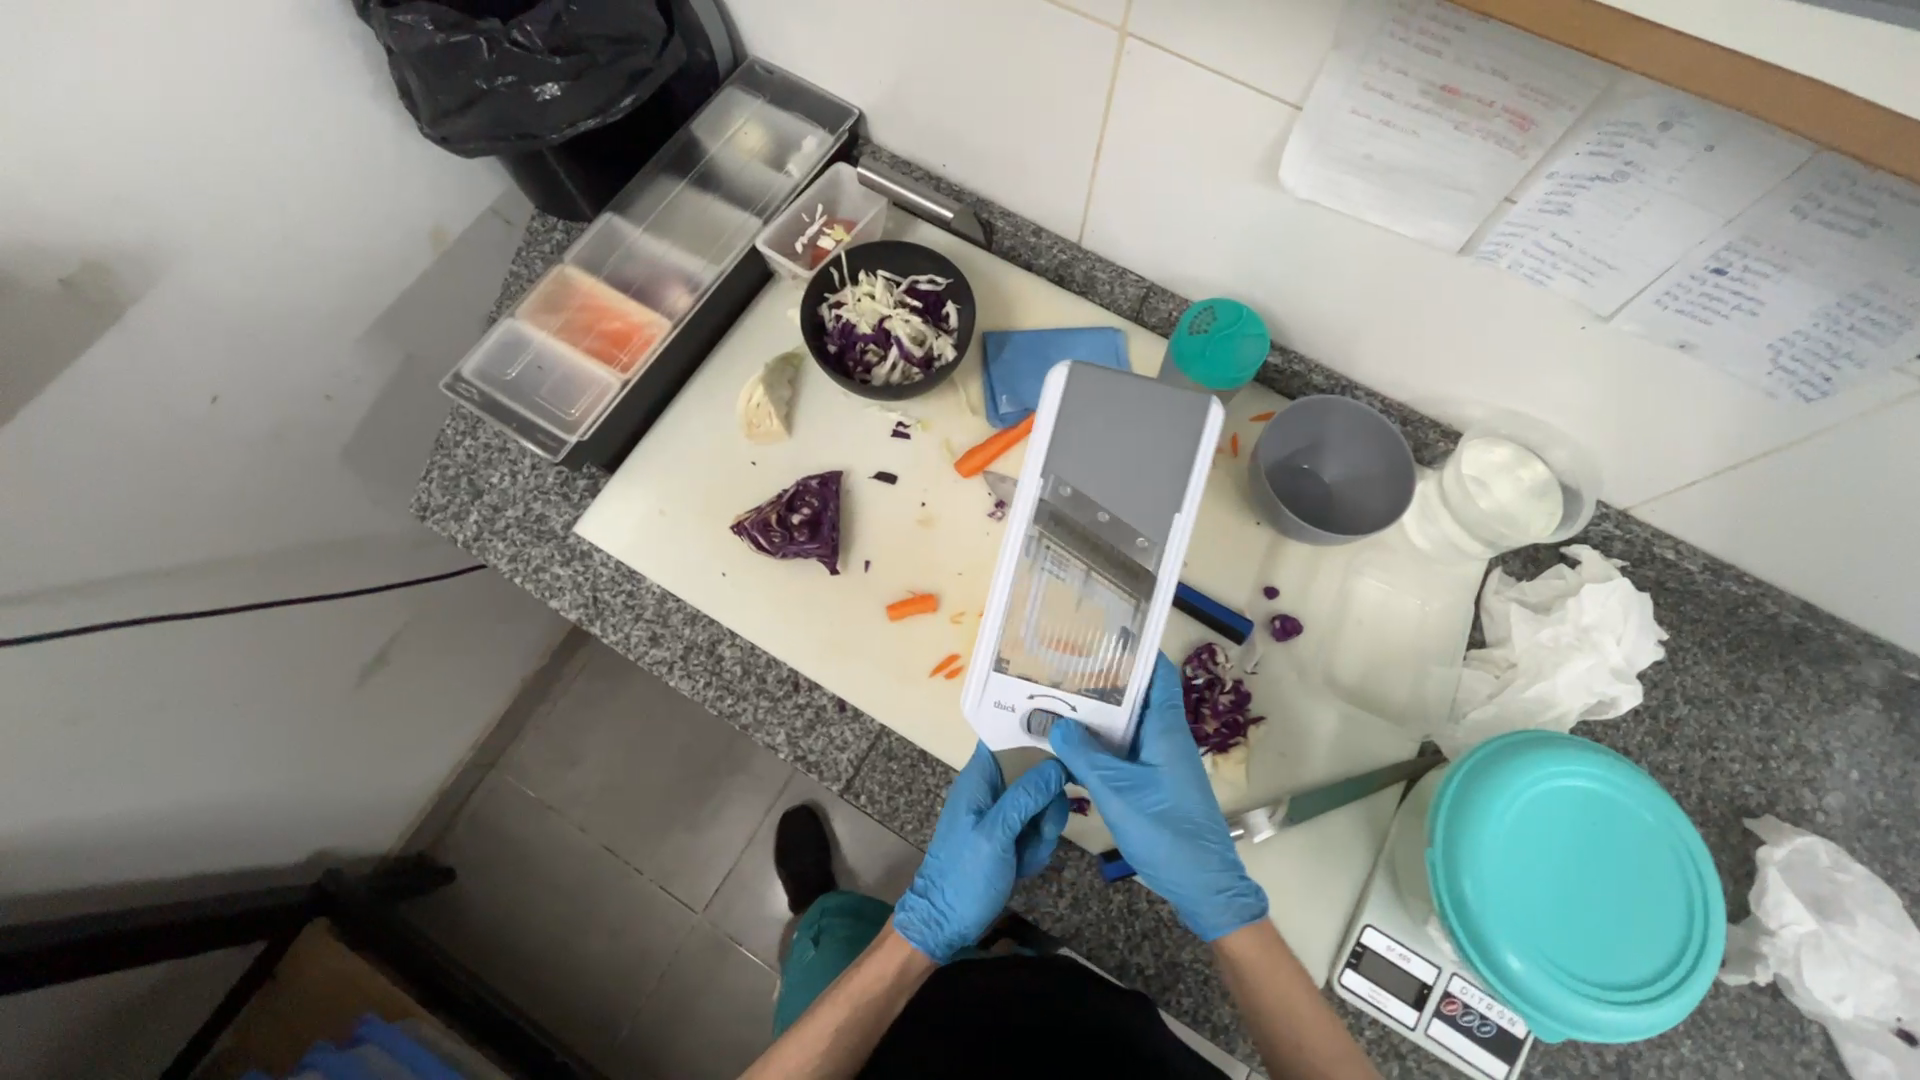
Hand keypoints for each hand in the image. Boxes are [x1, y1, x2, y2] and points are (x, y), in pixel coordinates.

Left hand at [892, 744, 1068, 962]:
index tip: (1064, 743)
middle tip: (1044, 829)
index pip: (1005, 734)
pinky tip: (1022, 867)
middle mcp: (991, 788)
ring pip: (1041, 803)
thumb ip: (1026, 797)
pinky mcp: (1009, 835)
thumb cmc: (964, 874)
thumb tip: (1057, 764)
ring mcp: (1001, 813)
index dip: (1033, 732)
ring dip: (1042, 832)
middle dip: (1046, 803)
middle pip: (1035, 772)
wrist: (945, 923)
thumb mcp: (996, 834)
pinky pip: (1037, 828)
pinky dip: (1036, 847)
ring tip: (1024, 857)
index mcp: (979, 777)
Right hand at [1049, 652, 1267, 941]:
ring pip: (1126, 724)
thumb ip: (1084, 755)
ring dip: (1097, 714)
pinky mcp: (1152, 781)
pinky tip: (1069, 745)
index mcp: (1166, 728)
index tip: (1100, 632)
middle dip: (1102, 680)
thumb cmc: (1166, 831)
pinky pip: (1122, 750)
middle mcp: (1165, 736)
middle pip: (1136, 695)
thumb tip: (1055, 722)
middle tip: (1062, 665)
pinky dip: (1098, 743)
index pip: (1157, 672)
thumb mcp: (1117, 791)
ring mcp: (1159, 760)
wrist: (1203, 884)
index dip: (1135, 649)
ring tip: (1057, 698)